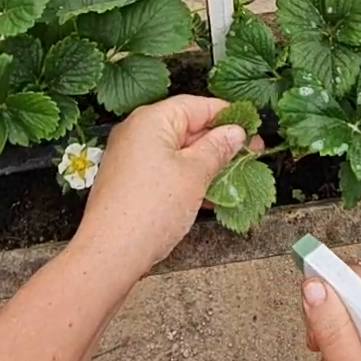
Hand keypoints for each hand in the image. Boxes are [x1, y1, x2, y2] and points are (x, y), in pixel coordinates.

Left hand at [73, 95, 247, 278]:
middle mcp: (137, 131)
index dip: (228, 116)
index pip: (197, 105)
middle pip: (187, 127)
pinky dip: (187, 178)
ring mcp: (131, 157)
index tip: (252, 128)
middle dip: (219, 142)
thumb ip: (218, 148)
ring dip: (206, 164)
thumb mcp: (195, 174)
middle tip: (249, 155)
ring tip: (234, 178)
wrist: (109, 255)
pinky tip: (209, 196)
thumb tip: (234, 133)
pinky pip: (165, 170)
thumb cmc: (148, 211)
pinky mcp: (130, 181)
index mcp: (152, 119)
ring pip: (178, 152)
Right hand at [302, 266, 360, 360]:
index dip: (327, 286)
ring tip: (334, 358)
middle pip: (360, 290)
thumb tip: (315, 288)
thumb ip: (333, 332)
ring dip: (341, 327)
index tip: (305, 293)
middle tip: (318, 342)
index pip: (359, 278)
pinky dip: (355, 337)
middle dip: (332, 312)